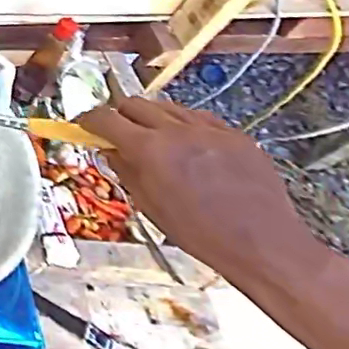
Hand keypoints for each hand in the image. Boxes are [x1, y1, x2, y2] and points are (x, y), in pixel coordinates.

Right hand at [77, 98, 324, 286]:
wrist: (264, 244)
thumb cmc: (199, 232)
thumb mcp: (149, 205)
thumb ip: (125, 170)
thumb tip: (109, 150)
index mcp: (149, 149)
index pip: (106, 118)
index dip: (90, 120)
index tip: (85, 125)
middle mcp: (176, 130)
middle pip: (135, 103)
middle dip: (120, 114)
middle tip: (119, 132)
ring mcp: (209, 129)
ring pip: (166, 106)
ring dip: (152, 118)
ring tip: (155, 139)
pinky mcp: (235, 134)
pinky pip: (199, 117)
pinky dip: (184, 125)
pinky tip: (188, 144)